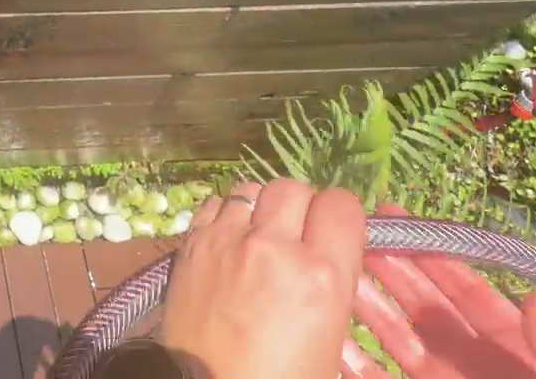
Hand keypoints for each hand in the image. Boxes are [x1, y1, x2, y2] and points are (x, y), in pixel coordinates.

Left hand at [159, 179, 365, 378]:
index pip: (342, 206)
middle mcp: (273, 245)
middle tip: (299, 236)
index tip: (338, 234)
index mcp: (321, 276)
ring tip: (263, 236)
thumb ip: (333, 290)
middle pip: (293, 188)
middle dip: (302, 207)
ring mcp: (226, 237)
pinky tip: (231, 239)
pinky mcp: (192, 238)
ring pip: (251, 189)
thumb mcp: (331, 347)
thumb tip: (331, 260)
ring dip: (263, 207)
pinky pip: (216, 202)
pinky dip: (228, 213)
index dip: (343, 216)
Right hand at [343, 204, 535, 378]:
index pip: (470, 293)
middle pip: (423, 305)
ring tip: (327, 269)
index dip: (433, 252)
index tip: (394, 215)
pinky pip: (371, 378)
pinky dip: (347, 355)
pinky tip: (323, 332)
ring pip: (392, 335)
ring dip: (360, 300)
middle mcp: (473, 367)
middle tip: (346, 231)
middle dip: (386, 264)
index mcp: (519, 357)